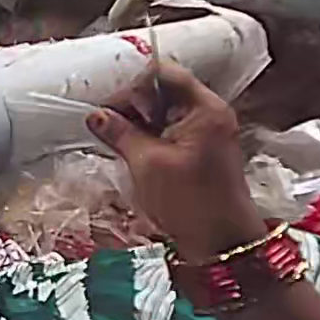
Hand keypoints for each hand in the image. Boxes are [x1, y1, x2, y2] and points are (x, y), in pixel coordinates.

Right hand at [88, 62, 266, 261]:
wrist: (224, 245)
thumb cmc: (189, 201)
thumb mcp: (147, 164)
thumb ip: (120, 133)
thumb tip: (95, 115)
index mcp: (204, 108)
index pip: (163, 74)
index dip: (133, 86)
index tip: (109, 108)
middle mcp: (208, 113)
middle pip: (163, 91)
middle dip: (131, 105)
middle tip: (105, 124)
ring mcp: (206, 133)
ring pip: (164, 113)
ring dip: (137, 123)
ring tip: (113, 139)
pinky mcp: (199, 151)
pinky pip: (169, 131)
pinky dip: (148, 137)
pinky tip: (128, 150)